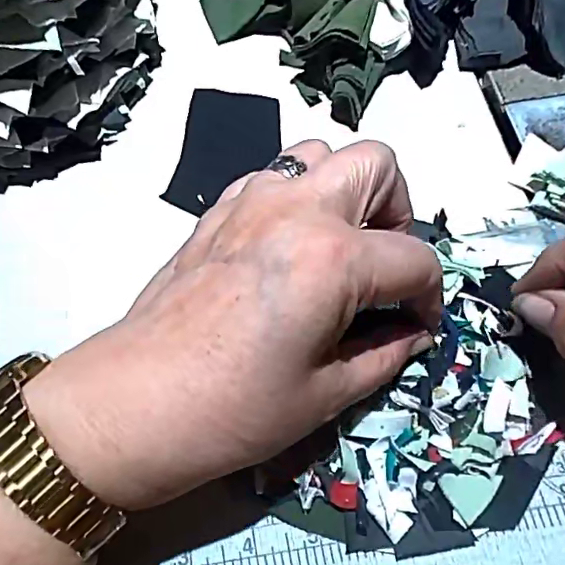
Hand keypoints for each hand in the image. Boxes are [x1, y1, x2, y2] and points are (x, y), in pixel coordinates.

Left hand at [23, 140, 440, 510]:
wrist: (133, 406)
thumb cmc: (234, 410)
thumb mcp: (328, 393)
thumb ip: (387, 353)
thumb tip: (415, 334)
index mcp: (333, 257)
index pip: (414, 258)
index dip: (431, 296)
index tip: (420, 324)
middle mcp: (297, 210)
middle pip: (378, 166)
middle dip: (399, 213)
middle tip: (384, 268)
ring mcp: (252, 201)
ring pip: (322, 154)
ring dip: (347, 194)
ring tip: (339, 250)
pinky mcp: (219, 211)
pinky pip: (275, 176)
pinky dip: (299, 199)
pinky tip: (290, 253)